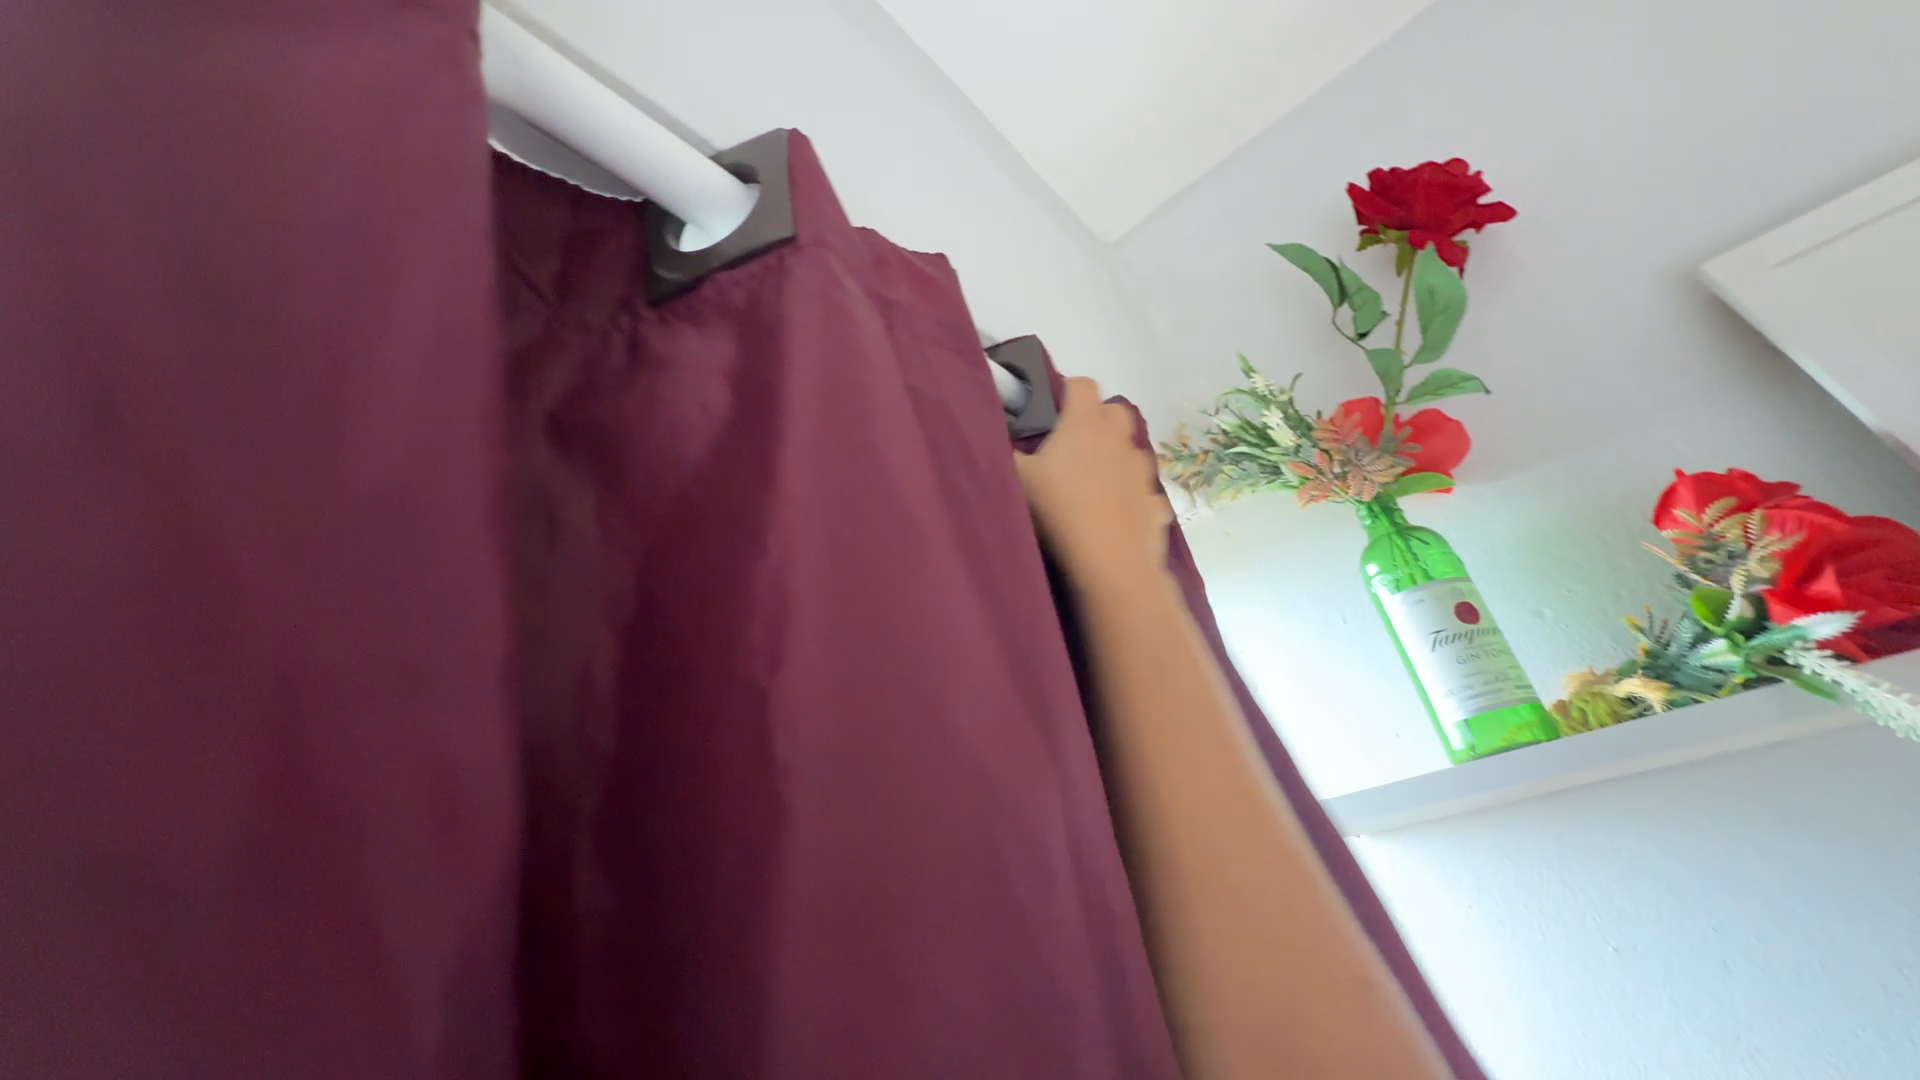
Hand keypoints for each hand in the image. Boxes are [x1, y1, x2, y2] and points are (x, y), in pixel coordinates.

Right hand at [1014, 378, 1171, 590]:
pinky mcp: (1156, 505)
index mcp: (1085, 425)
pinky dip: (1134, 501)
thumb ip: (1008, 455)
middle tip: (1073, 448)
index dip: (1068, 391)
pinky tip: (1117, 519)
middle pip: (1115, 411)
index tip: (1052, 411)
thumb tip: (999, 441)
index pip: (1082, 385)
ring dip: (1117, 461)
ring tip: (1093, 487)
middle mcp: (1119, 441)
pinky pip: (1145, 495)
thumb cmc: (1058, 511)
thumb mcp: (1017, 481)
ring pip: (1133, 453)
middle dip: (1098, 421)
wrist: (1109, 562)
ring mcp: (1143, 473)